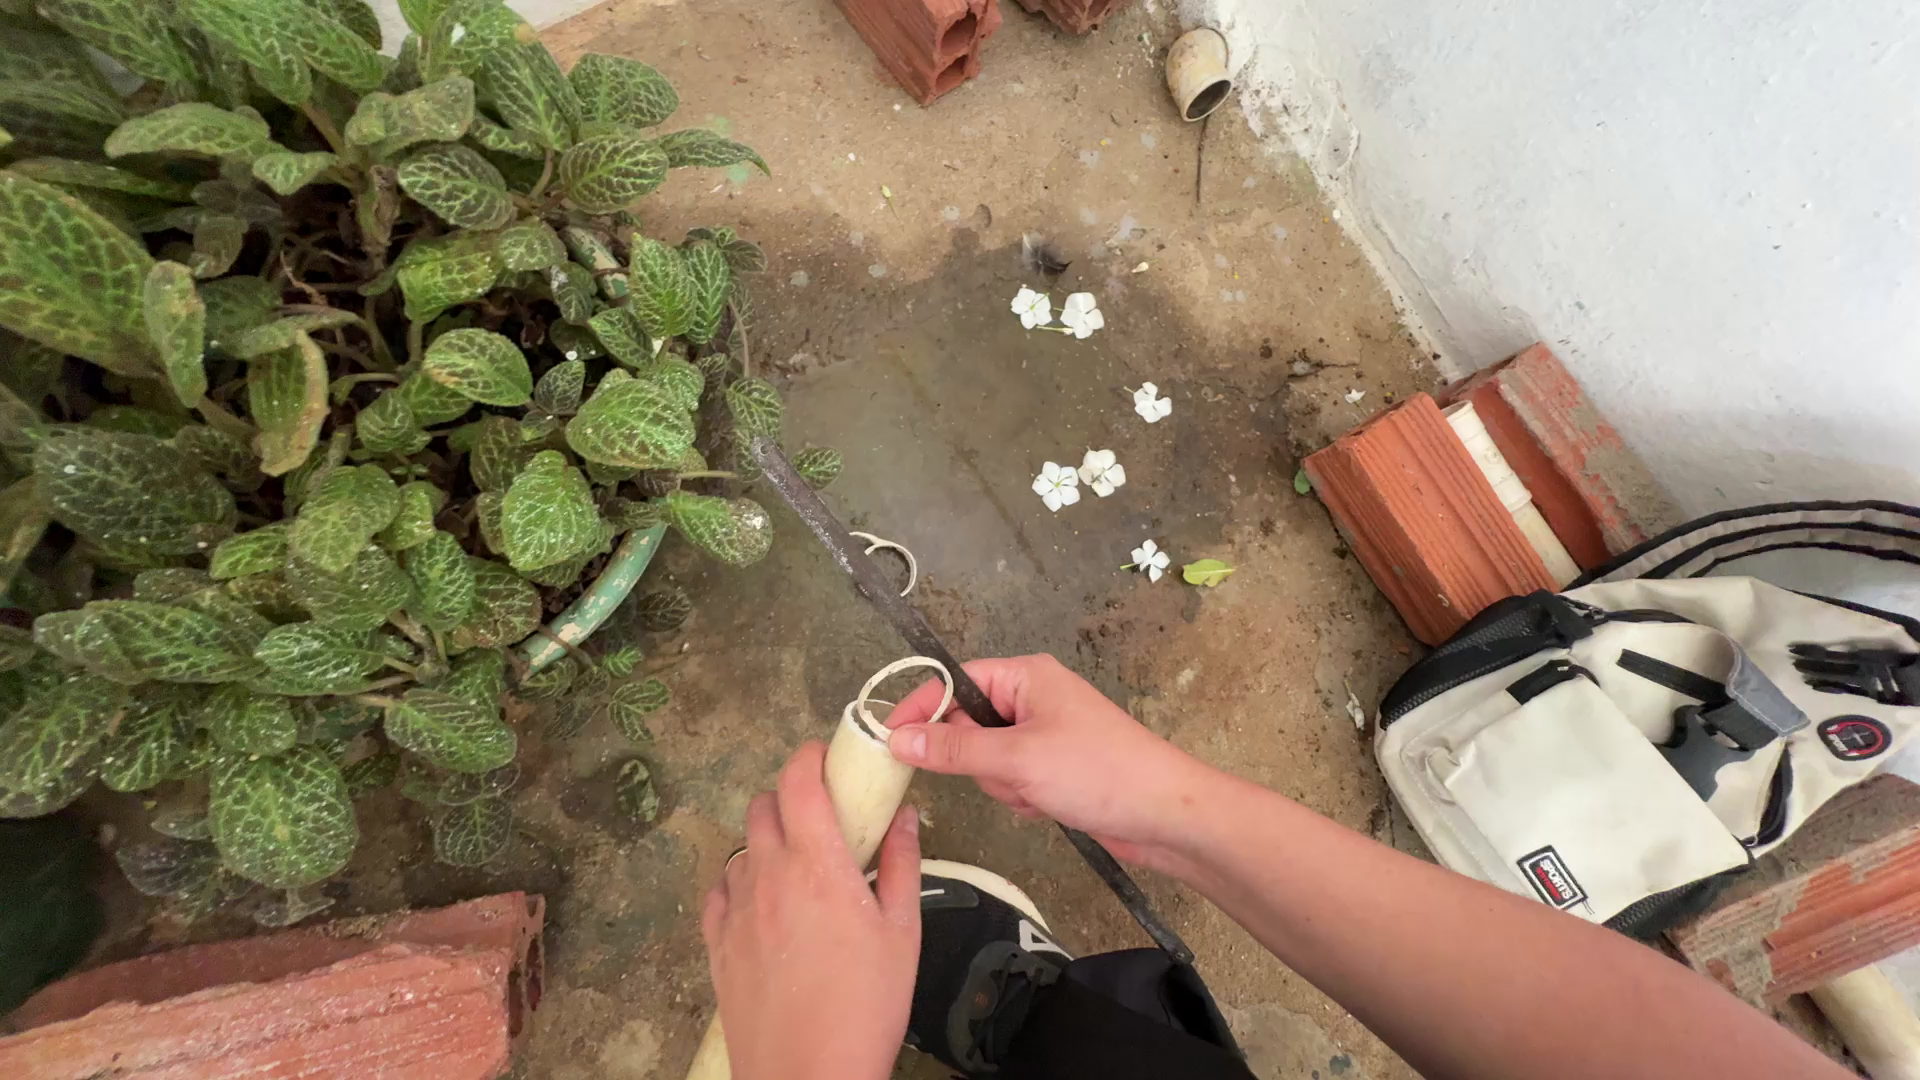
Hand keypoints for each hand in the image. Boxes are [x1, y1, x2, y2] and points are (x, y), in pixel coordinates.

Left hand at [701, 742, 921, 1079]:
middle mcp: (769, 873)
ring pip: (742, 845)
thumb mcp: (902, 930)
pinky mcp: (716, 943)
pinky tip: (762, 902)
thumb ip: (900, 862)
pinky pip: (719, 889)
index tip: (827, 756)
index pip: (798, 781)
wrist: (809, 1078)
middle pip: (763, 804)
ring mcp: (736, 909)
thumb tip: (905, 814)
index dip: (809, 756)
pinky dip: (740, 880)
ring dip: (768, 839)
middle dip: (791, 795)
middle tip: (821, 816)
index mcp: (816, 862)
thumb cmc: (867, 1002)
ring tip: (796, 865)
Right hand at [884, 654, 1211, 869]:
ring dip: (1002, 781)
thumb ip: (953, 749)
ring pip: (986, 757)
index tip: (887, 737)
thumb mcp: (1017, 759)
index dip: (922, 706)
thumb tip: (895, 737)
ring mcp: (1041, 732)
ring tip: (1035, 791)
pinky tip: (1046, 803)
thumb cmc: (1095, 771)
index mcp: (1025, 675)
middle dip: (979, 758)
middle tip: (1004, 775)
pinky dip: (1019, 794)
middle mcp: (1030, 696)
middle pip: (967, 722)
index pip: (955, 680)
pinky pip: (1009, 776)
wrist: (1164, 815)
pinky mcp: (1050, 764)